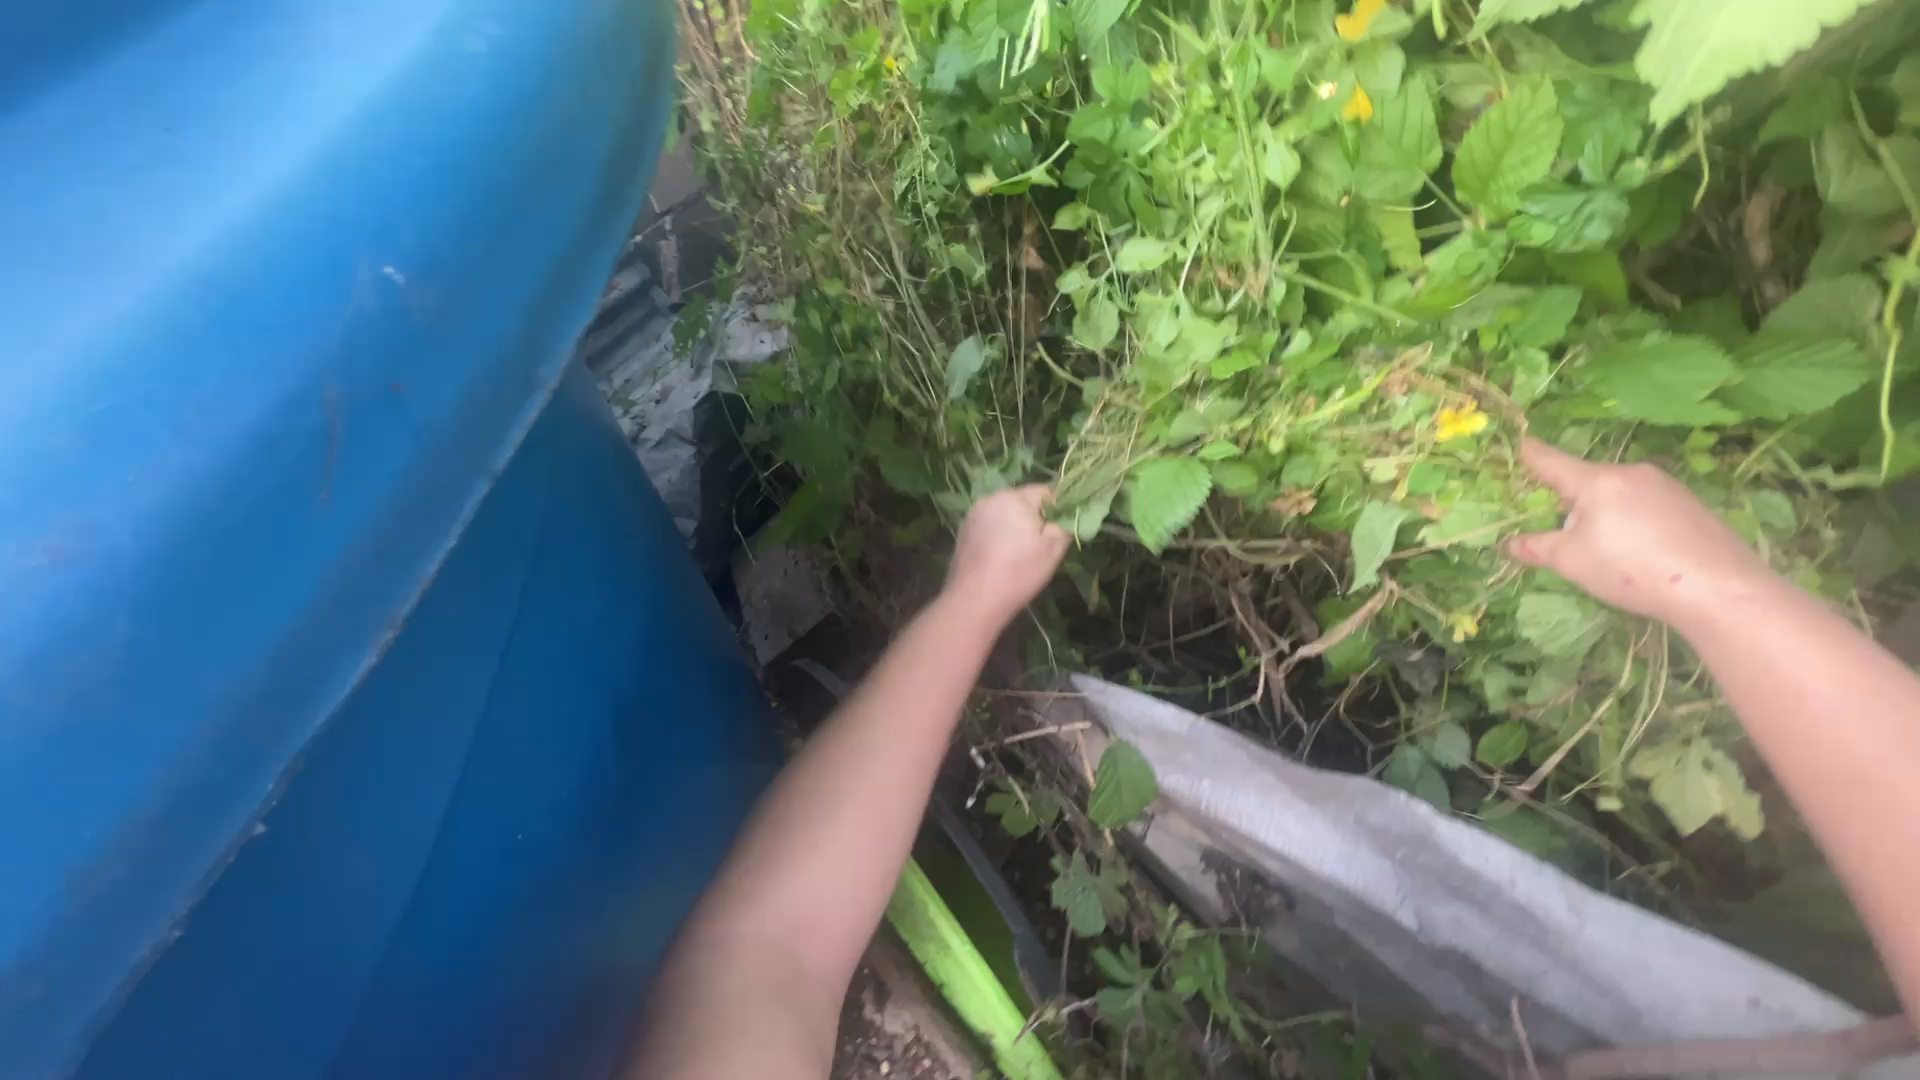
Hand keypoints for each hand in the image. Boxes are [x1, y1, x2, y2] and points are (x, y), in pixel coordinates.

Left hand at [945, 485, 1070, 625]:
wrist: (975, 598)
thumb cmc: (1019, 571)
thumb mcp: (1054, 548)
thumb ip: (1066, 524)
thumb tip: (1069, 514)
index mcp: (1014, 497)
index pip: (1045, 492)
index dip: (1058, 508)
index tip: (1060, 530)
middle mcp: (991, 498)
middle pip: (1023, 502)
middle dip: (1034, 518)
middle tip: (1041, 546)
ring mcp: (973, 515)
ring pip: (1004, 514)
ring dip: (1015, 526)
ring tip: (1020, 554)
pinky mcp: (963, 531)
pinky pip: (989, 526)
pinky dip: (998, 536)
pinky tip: (1000, 558)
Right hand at [1505, 437, 1776, 630]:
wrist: (1721, 590)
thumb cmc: (1631, 569)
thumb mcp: (1570, 561)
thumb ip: (1535, 547)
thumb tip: (1510, 543)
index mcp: (1597, 480)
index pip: (1548, 459)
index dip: (1525, 453)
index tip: (1510, 445)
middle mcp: (1632, 473)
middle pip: (1584, 480)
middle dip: (1565, 500)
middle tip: (1556, 531)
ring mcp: (1666, 486)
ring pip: (1614, 493)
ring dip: (1598, 512)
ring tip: (1601, 548)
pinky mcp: (1690, 504)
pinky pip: (1643, 503)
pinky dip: (1629, 519)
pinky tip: (1637, 551)